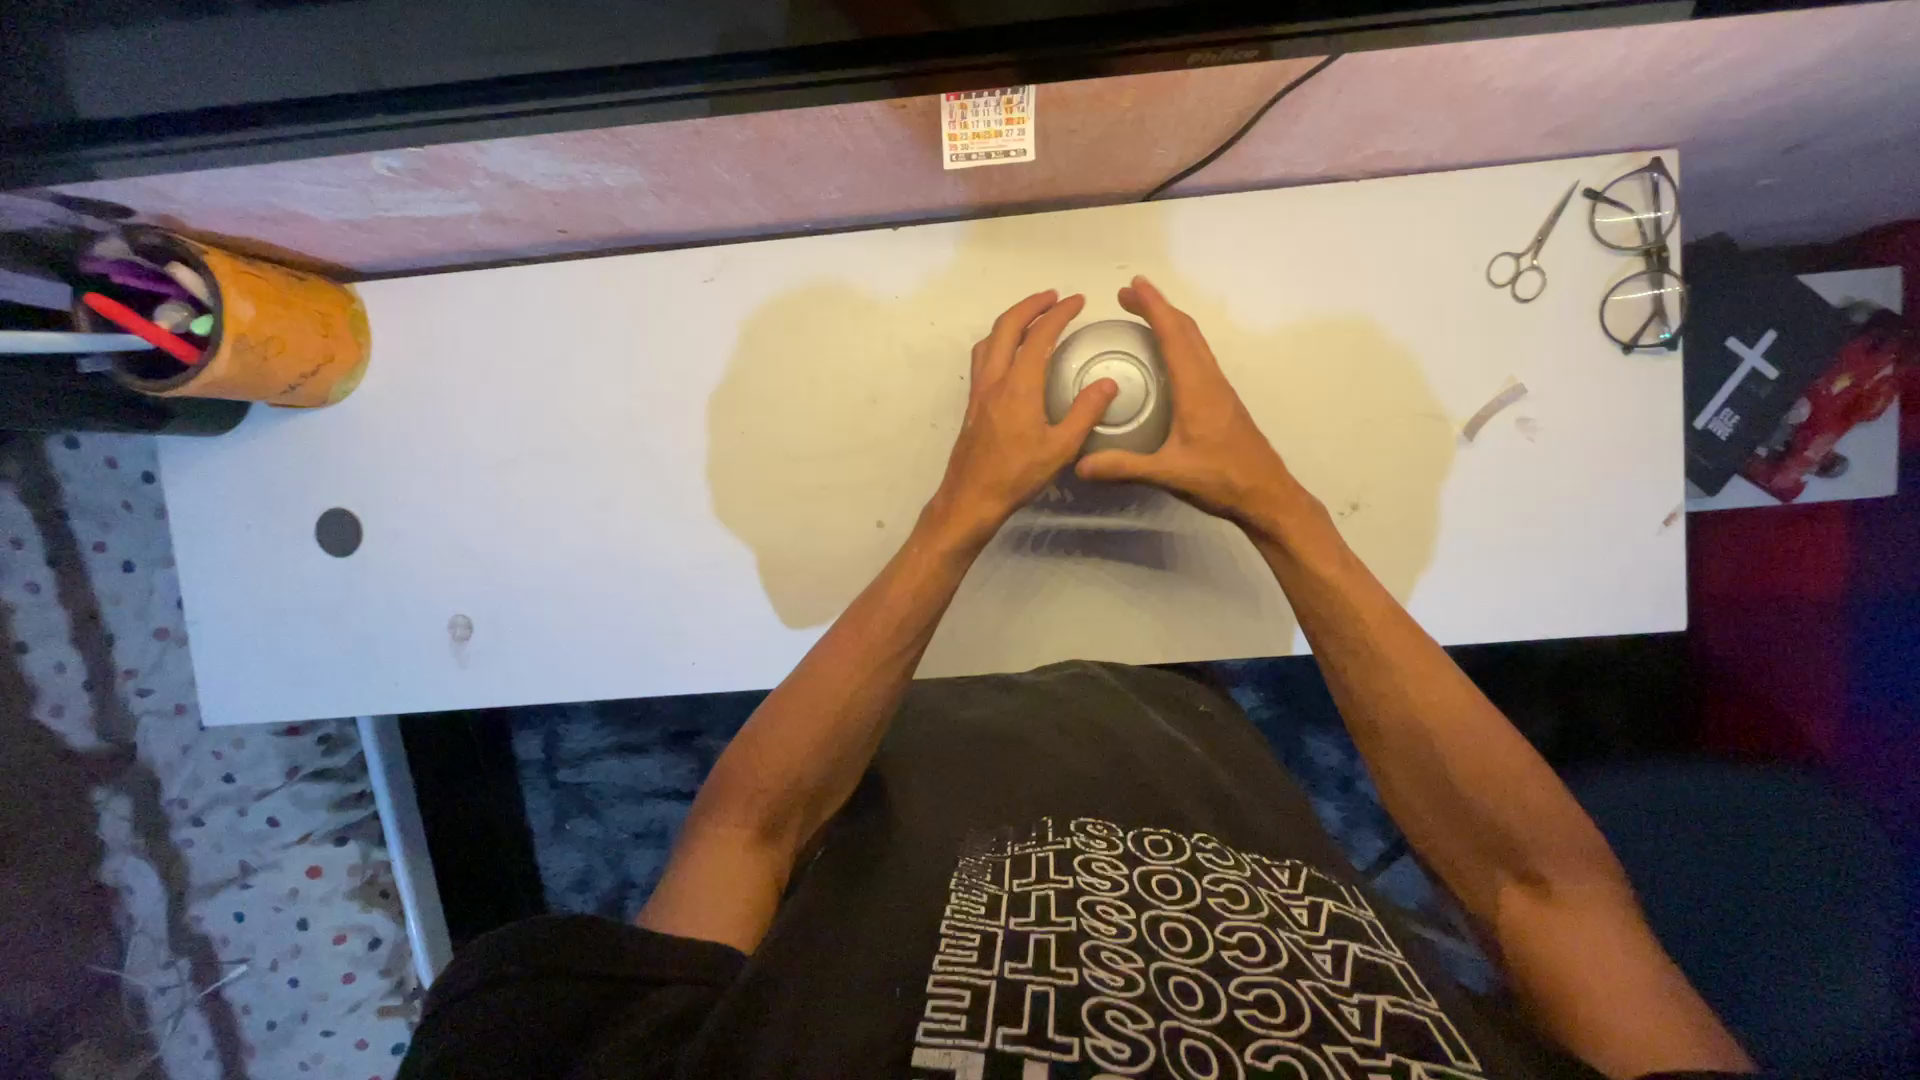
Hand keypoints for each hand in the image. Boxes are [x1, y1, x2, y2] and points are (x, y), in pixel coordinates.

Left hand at [930, 290, 1117, 543]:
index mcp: (1019, 386)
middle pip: (1007, 326)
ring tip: (1031, 317)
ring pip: (990, 339)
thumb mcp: (1061, 448)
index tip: (1078, 302)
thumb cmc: (1017, 475)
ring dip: (1010, 320)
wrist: (972, 497)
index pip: (1040, 336)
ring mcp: (979, 390)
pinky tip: (1009, 353)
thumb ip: (1085, 413)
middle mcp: (994, 379)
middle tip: (1054, 297)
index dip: (1060, 313)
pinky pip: (983, 358)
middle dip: (1031, 305)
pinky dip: (998, 341)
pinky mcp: (972, 403)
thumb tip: (1107, 384)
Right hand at [1075, 276, 1304, 528]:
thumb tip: (1080, 464)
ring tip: (1144, 318)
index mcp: (1197, 388)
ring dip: (1171, 322)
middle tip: (1127, 295)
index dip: (1153, 306)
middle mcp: (1210, 380)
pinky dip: (1179, 343)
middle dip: (1158, 307)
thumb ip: (1124, 467)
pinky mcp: (1222, 402)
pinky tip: (1165, 359)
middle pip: (1186, 330)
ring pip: (1195, 342)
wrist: (1266, 495)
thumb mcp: (1168, 474)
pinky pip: (1198, 358)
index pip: (1173, 335)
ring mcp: (1219, 390)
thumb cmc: (1222, 480)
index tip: (1132, 286)